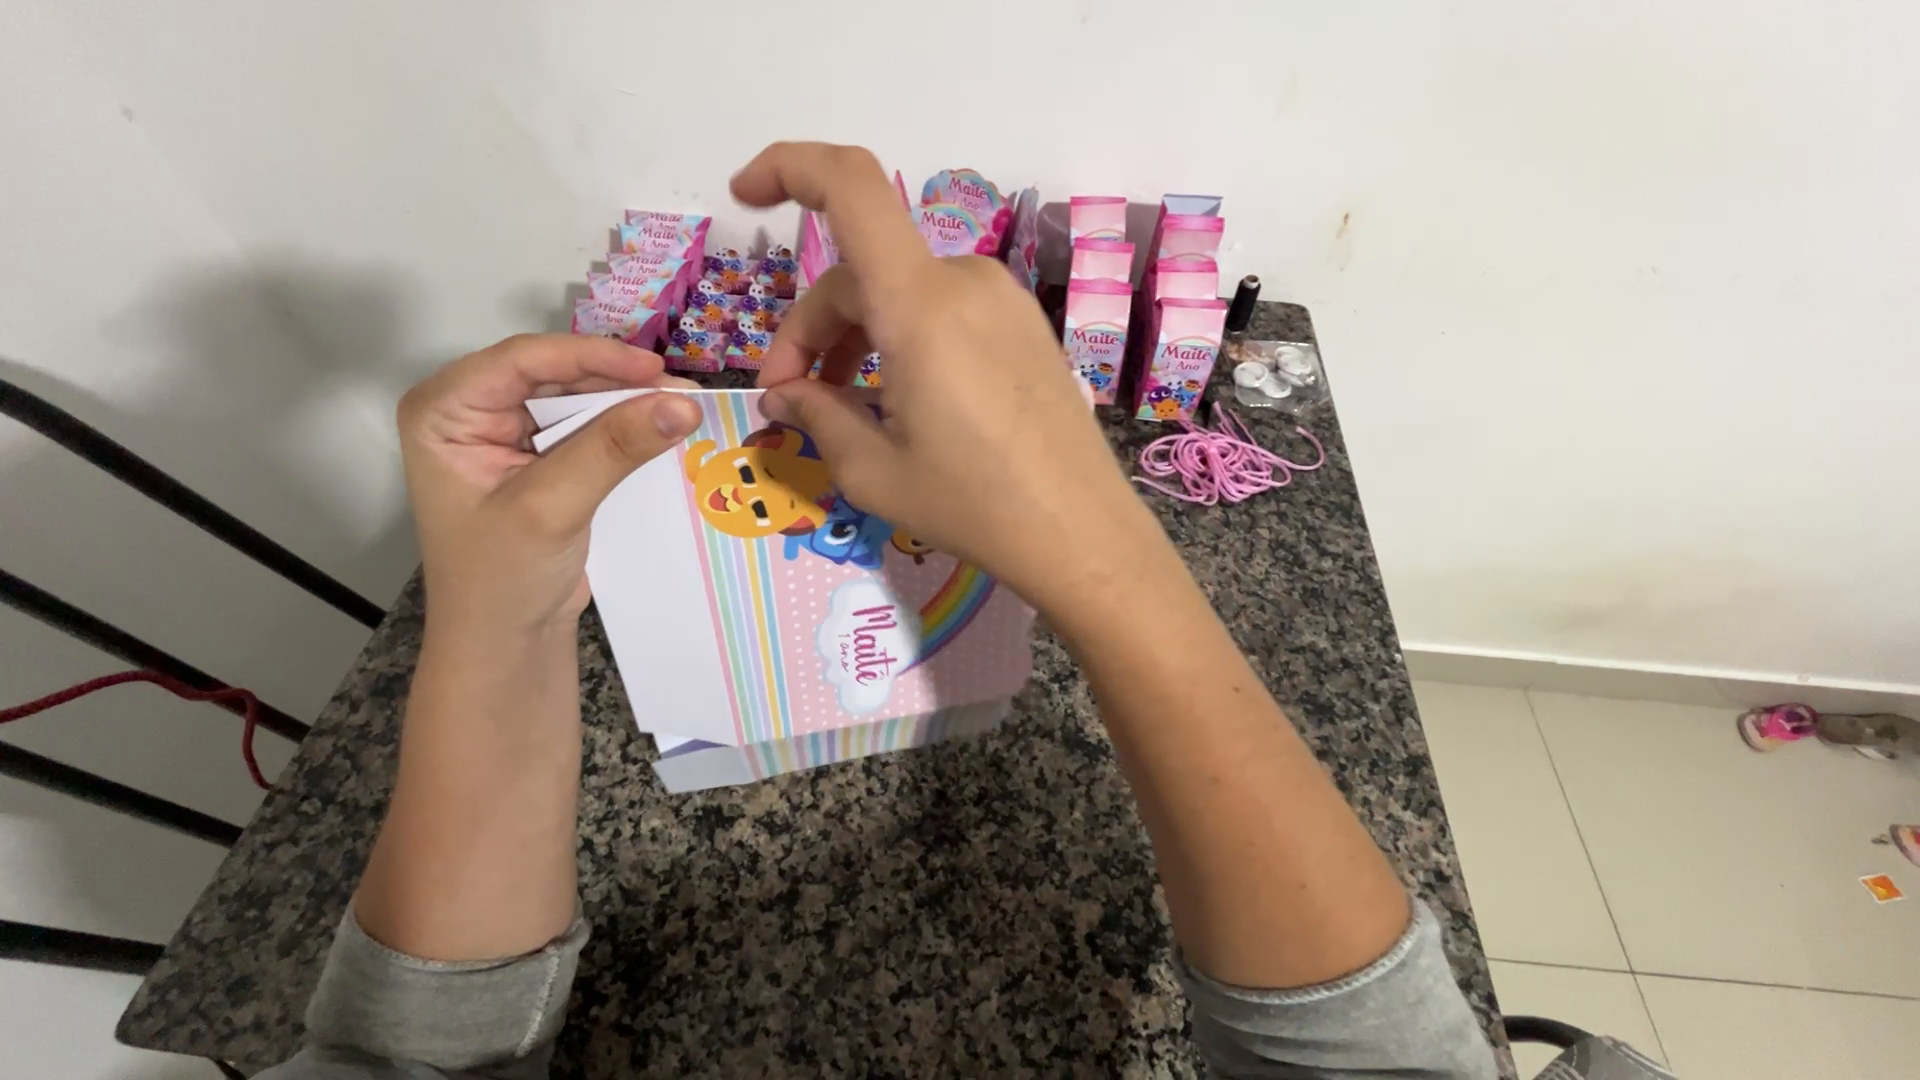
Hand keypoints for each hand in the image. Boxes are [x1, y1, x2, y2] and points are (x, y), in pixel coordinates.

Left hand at [397, 334, 700, 635]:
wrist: (506, 642)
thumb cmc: (503, 578)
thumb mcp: (553, 506)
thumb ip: (613, 449)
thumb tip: (684, 403)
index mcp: (445, 412)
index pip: (521, 360)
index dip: (592, 356)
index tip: (657, 369)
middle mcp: (472, 412)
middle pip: (552, 372)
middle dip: (618, 379)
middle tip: (682, 390)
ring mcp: (508, 435)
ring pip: (576, 396)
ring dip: (628, 400)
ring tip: (683, 406)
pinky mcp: (543, 459)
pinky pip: (588, 426)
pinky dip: (625, 426)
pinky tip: (661, 427)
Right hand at [735, 143, 1167, 609]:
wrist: (1081, 534)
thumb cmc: (973, 506)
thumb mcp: (874, 470)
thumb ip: (816, 415)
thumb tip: (783, 393)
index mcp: (920, 304)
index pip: (848, 185)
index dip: (787, 167)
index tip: (744, 198)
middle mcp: (964, 282)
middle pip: (862, 271)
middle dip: (812, 329)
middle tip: (789, 399)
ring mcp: (1003, 302)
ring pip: (902, 293)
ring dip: (858, 337)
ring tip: (839, 407)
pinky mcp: (1024, 327)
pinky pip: (944, 311)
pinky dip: (903, 339)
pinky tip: (898, 399)